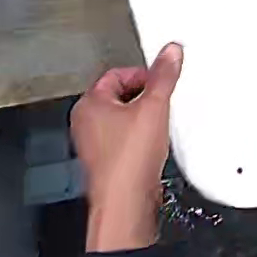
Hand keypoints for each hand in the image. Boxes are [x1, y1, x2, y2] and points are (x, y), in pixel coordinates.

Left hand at [70, 43, 183, 251]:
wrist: (125, 203)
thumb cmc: (126, 161)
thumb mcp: (154, 108)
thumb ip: (164, 77)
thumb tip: (170, 54)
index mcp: (89, 104)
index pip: (117, 74)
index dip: (143, 74)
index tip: (160, 79)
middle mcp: (86, 123)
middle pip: (121, 96)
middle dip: (144, 97)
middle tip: (161, 103)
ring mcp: (95, 144)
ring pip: (124, 119)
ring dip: (143, 120)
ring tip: (158, 126)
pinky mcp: (108, 161)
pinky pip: (126, 140)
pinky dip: (140, 139)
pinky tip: (153, 146)